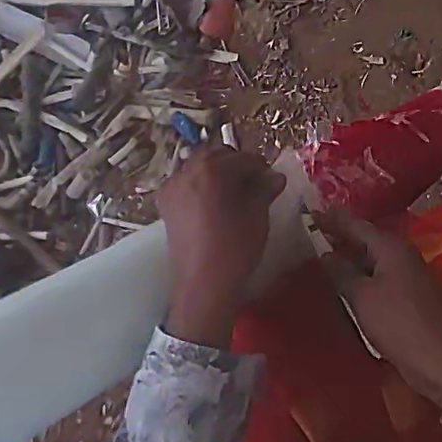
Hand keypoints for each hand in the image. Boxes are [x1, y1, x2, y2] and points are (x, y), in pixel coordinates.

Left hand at [156, 145, 285, 347]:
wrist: (203, 286)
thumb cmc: (235, 247)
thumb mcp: (257, 214)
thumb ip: (264, 188)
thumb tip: (275, 176)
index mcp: (209, 169)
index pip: (241, 157)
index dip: (259, 165)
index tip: (270, 177)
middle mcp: (185, 172)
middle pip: (214, 155)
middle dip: (235, 163)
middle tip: (254, 181)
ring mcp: (172, 188)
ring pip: (198, 168)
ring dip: (217, 173)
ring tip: (236, 193)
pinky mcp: (166, 206)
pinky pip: (187, 184)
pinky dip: (202, 185)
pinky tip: (216, 203)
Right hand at [318, 209, 441, 402]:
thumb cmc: (399, 322)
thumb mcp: (362, 296)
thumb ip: (340, 271)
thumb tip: (324, 253)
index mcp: (389, 246)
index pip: (355, 224)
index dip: (331, 219)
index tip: (306, 214)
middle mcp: (399, 254)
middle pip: (363, 239)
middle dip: (337, 237)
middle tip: (306, 235)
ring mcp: (405, 275)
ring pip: (369, 260)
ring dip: (346, 258)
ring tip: (316, 257)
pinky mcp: (406, 297)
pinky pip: (376, 277)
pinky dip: (357, 276)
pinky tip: (339, 284)